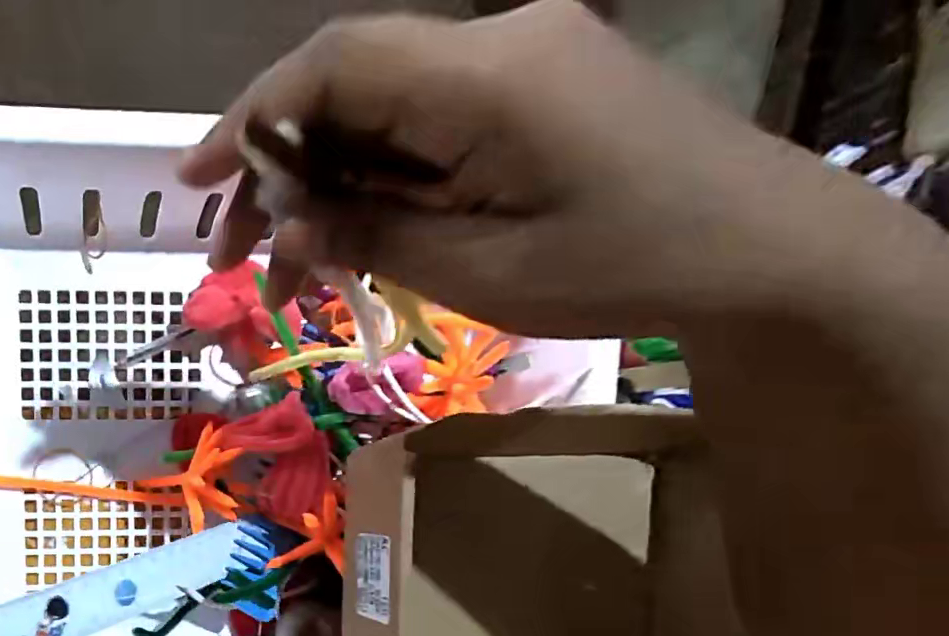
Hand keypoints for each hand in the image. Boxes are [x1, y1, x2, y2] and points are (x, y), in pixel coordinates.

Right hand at [181, 0, 890, 338]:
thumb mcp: (475, 266)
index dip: (251, 117)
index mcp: (482, 76)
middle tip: (233, 254)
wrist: (752, 252)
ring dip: (320, 194)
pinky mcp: (522, 100)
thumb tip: (284, 221)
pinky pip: (420, 136)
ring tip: (286, 277)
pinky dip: (371, 190)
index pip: (334, 65)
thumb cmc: (616, 267)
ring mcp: (511, 68)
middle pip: (346, 91)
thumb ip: (371, 232)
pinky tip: (349, 244)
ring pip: (377, 120)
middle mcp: (491, 46)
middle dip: (276, 174)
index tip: (196, 181)